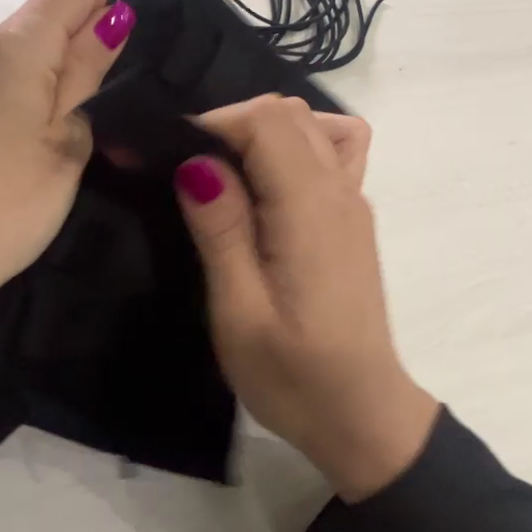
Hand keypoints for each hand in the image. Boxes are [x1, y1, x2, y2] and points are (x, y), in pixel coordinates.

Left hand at [0, 0, 133, 302]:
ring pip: (17, 47)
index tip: (105, 62)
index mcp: (15, 44)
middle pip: (44, 14)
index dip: (104, 7)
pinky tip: (4, 145)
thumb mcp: (66, 143)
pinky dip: (9, 92)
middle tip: (77, 120)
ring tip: (39, 141)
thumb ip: (89, 71)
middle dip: (73, 50)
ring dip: (41, 76)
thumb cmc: (8, 205)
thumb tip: (113, 16)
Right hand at [175, 96, 441, 501]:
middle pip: (289, 113)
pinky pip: (328, 151)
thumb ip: (221, 230)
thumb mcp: (239, 313)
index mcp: (310, 209)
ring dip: (260, 133)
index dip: (213, 124)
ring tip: (222, 178)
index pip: (267, 121)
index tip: (168, 160)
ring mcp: (353, 202)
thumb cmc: (294, 377)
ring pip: (310, 125)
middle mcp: (340, 191)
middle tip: (185, 173)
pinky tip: (264, 189)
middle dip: (229, 125)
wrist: (362, 418)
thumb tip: (195, 162)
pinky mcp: (351, 219)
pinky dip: (291, 147)